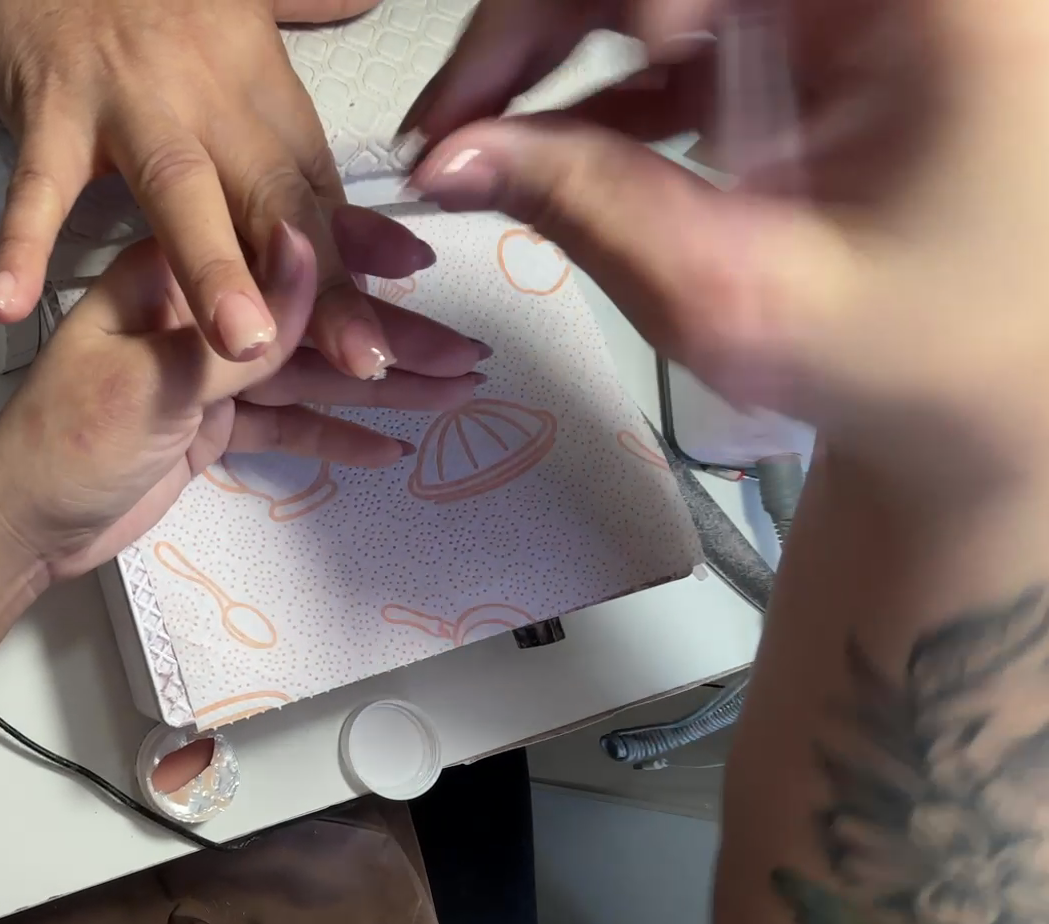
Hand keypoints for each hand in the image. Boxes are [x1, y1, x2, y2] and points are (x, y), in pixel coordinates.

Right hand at [0, 0, 420, 380]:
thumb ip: (307, 11)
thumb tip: (366, 7)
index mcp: (256, 82)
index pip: (315, 186)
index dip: (356, 258)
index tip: (391, 320)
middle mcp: (207, 93)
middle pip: (273, 200)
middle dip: (319, 287)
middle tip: (361, 360)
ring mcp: (127, 103)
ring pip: (179, 191)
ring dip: (213, 270)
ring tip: (241, 347)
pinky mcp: (50, 111)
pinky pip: (38, 186)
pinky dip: (23, 243)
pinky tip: (9, 304)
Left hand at [0, 209, 484, 581]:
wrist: (25, 527)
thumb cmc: (67, 445)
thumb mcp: (153, 382)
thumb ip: (239, 333)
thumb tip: (312, 249)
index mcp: (171, 283)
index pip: (277, 265)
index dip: (356, 274)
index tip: (427, 285)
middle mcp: (196, 320)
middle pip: (304, 325)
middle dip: (386, 343)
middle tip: (468, 357)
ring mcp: (206, 378)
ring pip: (304, 379)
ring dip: (375, 391)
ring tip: (453, 395)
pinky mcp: (210, 429)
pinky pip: (282, 428)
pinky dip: (330, 438)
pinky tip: (386, 446)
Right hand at [405, 0, 1048, 488]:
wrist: (993, 373)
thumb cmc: (897, 350)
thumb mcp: (727, 293)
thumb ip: (587, 207)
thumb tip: (445, 159)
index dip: (573, 9)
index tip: (480, 115)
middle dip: (534, 24)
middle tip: (445, 129)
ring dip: (546, 50)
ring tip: (469, 141)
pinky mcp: (822, 24)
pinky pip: (676, 18)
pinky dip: (590, 79)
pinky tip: (542, 146)